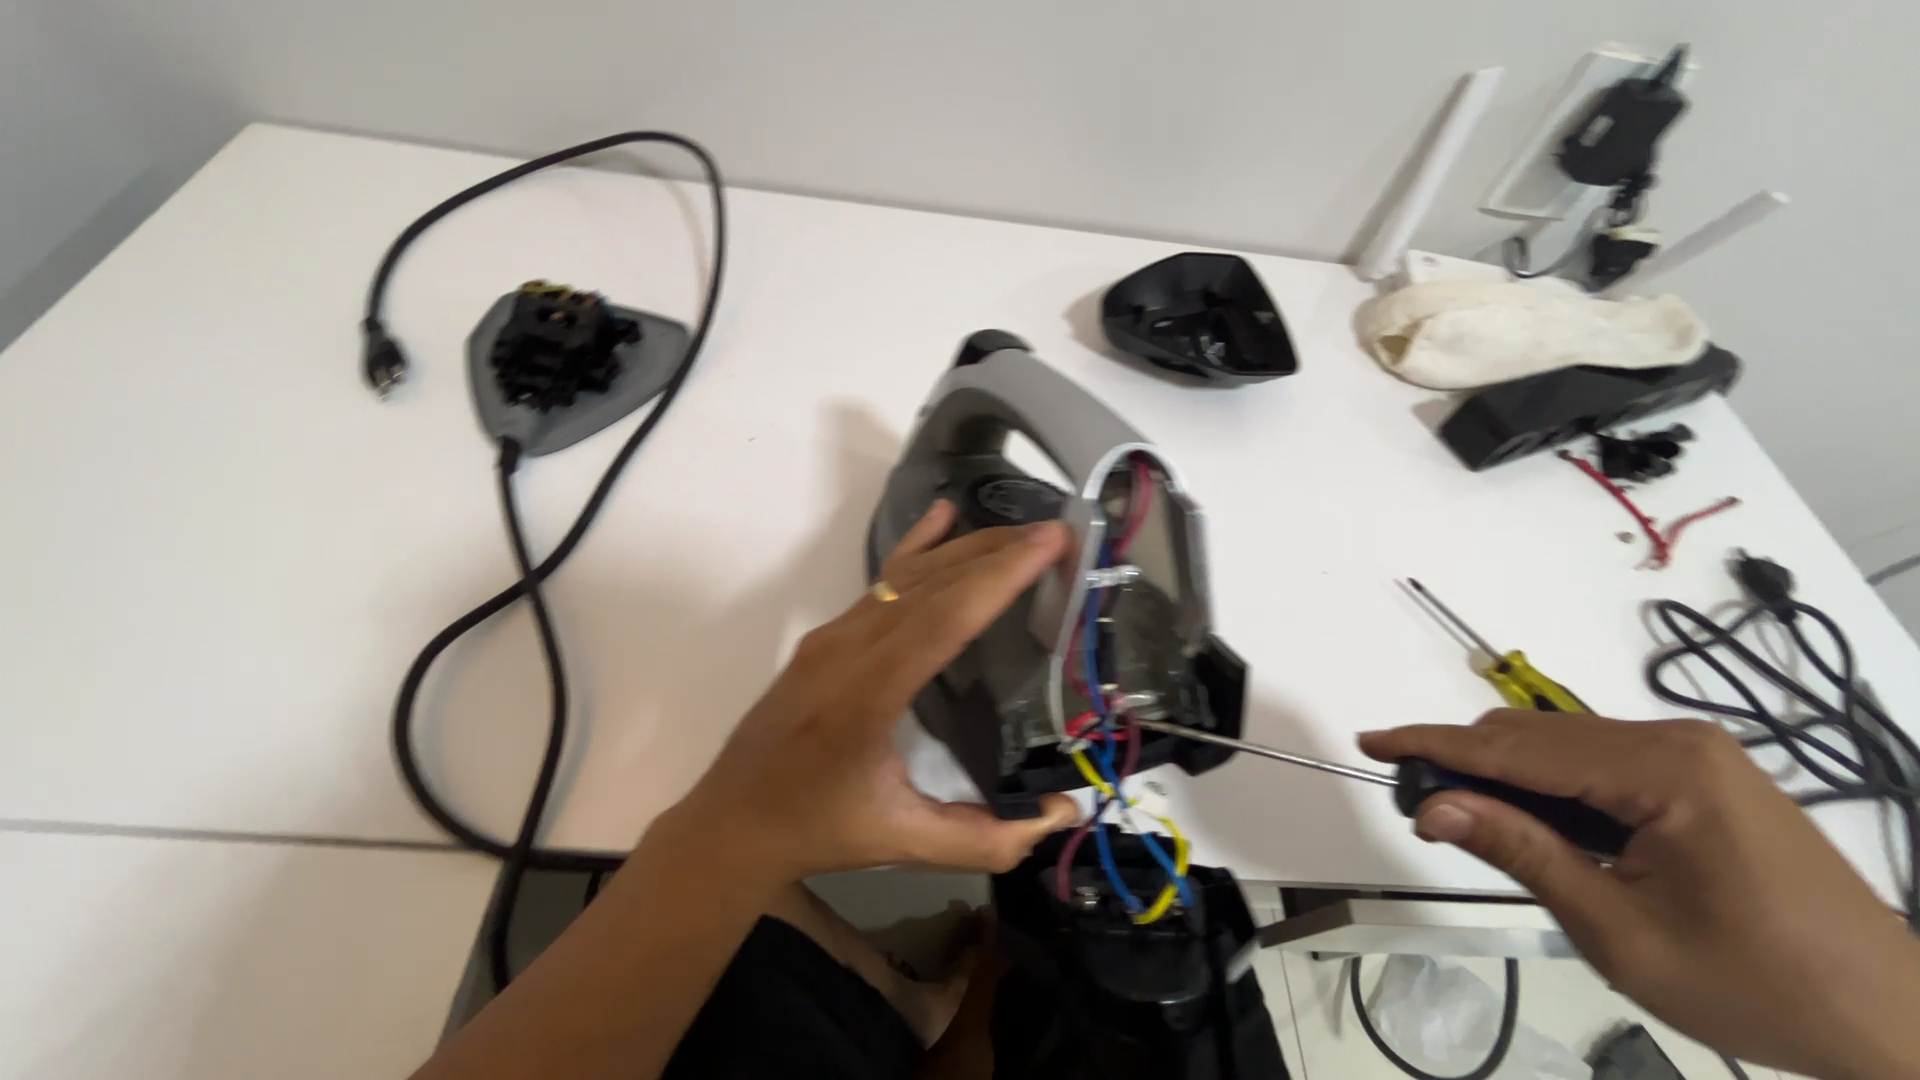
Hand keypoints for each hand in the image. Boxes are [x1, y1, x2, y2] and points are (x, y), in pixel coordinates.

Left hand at [660, 499, 1078, 884]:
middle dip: (997, 553)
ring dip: (966, 550)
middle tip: (1056, 533)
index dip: (999, 577)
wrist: (733, 820)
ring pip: (907, 577)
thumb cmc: (818, 829)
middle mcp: (846, 649)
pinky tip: (941, 516)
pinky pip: (881, 584)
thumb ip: (986, 837)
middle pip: (931, 584)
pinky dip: (916, 548)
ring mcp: (832, 636)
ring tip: (1021, 533)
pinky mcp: (826, 636)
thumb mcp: (903, 840)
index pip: (944, 618)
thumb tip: (1063, 814)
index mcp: (866, 695)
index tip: (1048, 545)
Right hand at [1361, 711, 1919, 1079]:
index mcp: (1664, 773)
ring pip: (1558, 740)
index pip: (1516, 748)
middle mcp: (1676, 742)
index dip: (1433, 744)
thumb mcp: (1619, 931)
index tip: (1371, 742)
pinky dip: (1544, 780)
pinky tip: (1530, 817)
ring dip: (1501, 772)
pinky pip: (1594, 756)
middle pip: (1532, 734)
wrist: (1899, 1023)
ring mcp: (1693, 753)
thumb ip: (1521, 853)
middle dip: (1462, 760)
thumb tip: (1433, 806)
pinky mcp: (1699, 771)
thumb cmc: (1758, 987)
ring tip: (1464, 817)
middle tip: (1417, 804)